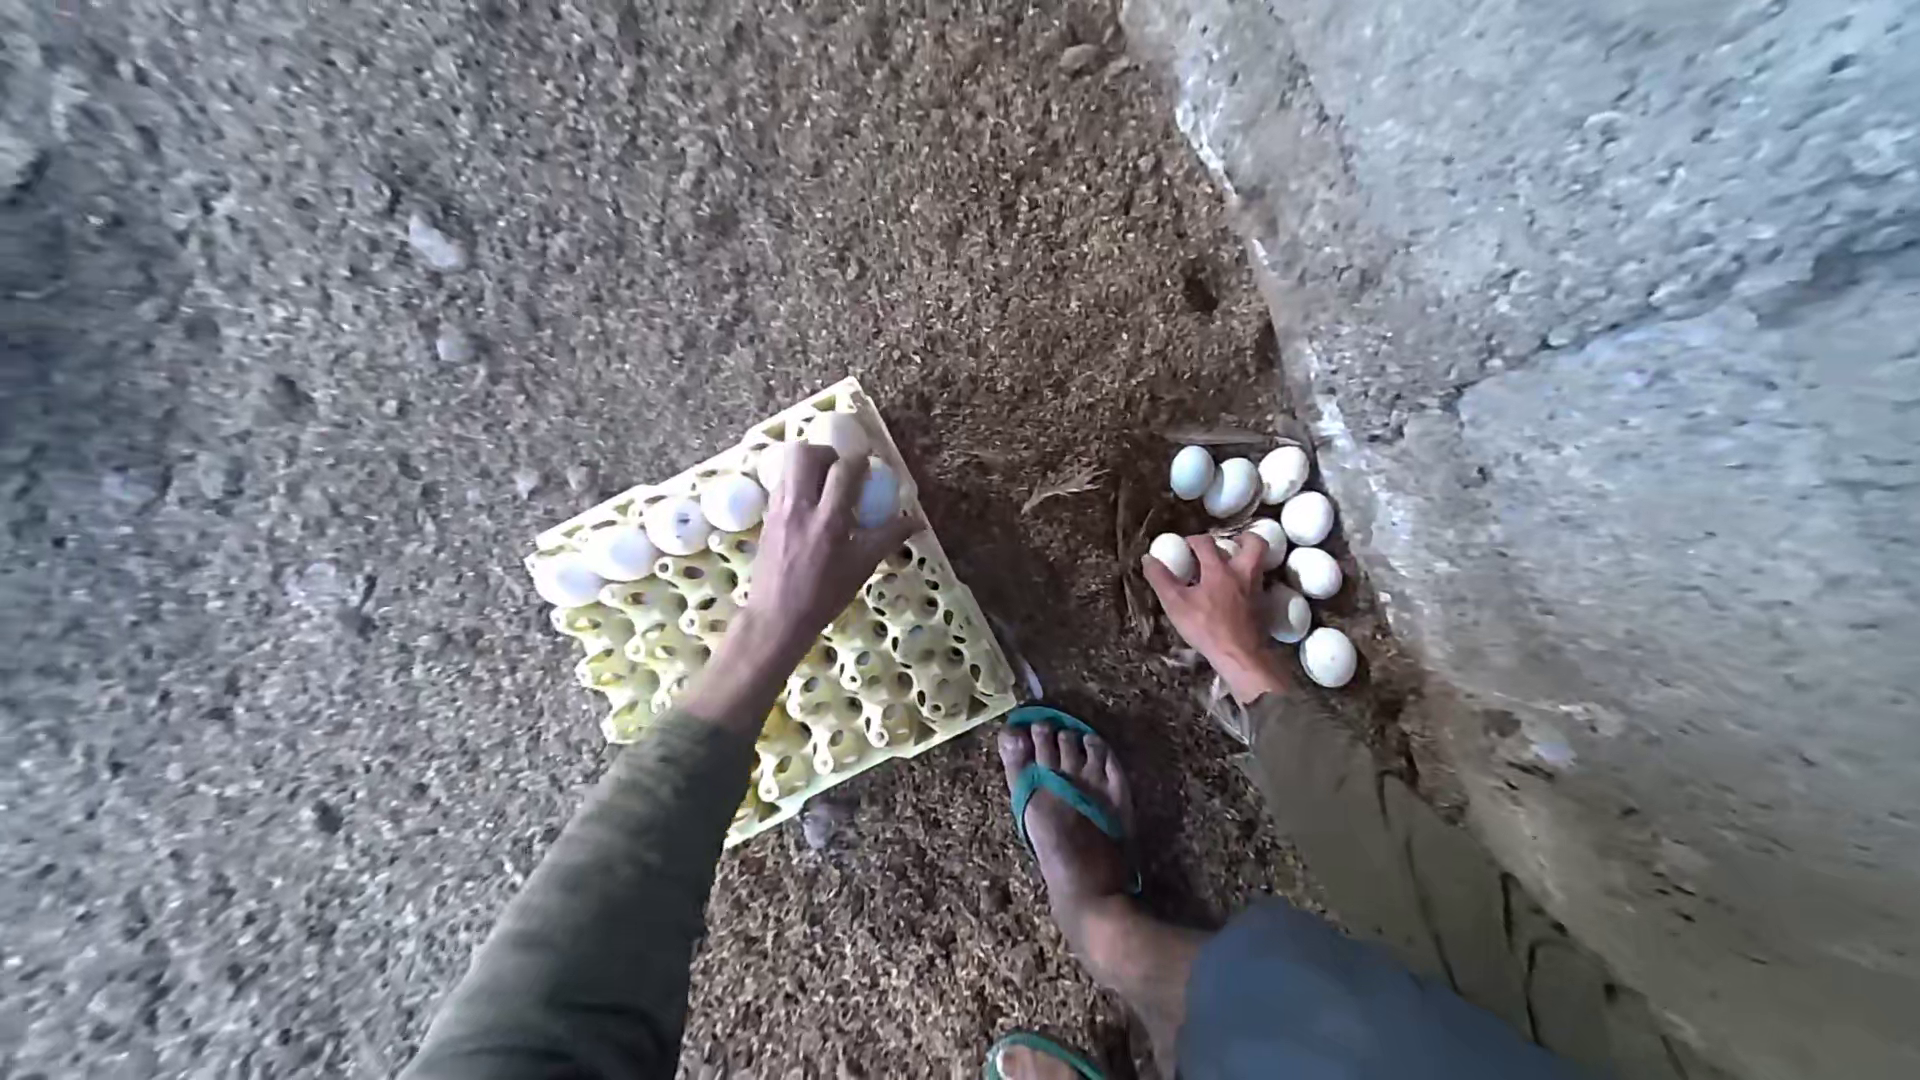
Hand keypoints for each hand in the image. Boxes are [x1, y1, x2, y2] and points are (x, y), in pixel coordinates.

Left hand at [743, 444, 920, 649]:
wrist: (778, 616)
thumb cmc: (824, 594)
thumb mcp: (862, 566)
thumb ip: (889, 537)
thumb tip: (916, 522)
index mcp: (828, 520)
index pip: (843, 470)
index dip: (859, 460)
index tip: (869, 465)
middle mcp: (799, 506)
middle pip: (805, 453)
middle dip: (827, 453)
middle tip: (841, 469)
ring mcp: (778, 509)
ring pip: (788, 464)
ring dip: (809, 464)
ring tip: (824, 484)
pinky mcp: (766, 516)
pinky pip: (781, 484)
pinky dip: (797, 482)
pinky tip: (809, 504)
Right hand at [1142, 534, 1288, 702]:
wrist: (1241, 655)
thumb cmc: (1206, 627)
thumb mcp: (1175, 604)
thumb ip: (1161, 579)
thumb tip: (1148, 559)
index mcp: (1220, 570)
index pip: (1207, 543)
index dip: (1193, 539)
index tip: (1184, 545)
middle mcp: (1243, 574)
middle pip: (1254, 544)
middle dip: (1243, 538)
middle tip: (1230, 542)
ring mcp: (1257, 590)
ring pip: (1258, 564)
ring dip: (1247, 559)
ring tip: (1231, 566)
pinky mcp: (1263, 606)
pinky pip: (1258, 584)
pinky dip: (1248, 581)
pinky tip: (1236, 592)